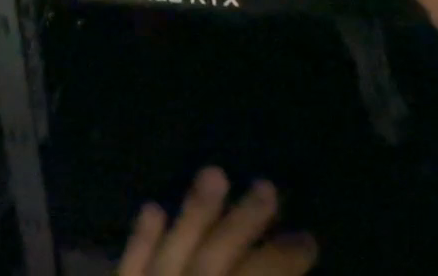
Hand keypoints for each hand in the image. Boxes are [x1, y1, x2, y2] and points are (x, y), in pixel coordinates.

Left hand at [118, 168, 316, 274]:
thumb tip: (283, 269)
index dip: (284, 259)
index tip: (308, 238)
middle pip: (216, 261)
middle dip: (242, 223)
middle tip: (268, 186)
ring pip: (173, 254)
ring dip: (194, 214)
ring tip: (214, 172)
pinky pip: (128, 267)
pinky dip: (141, 240)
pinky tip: (152, 206)